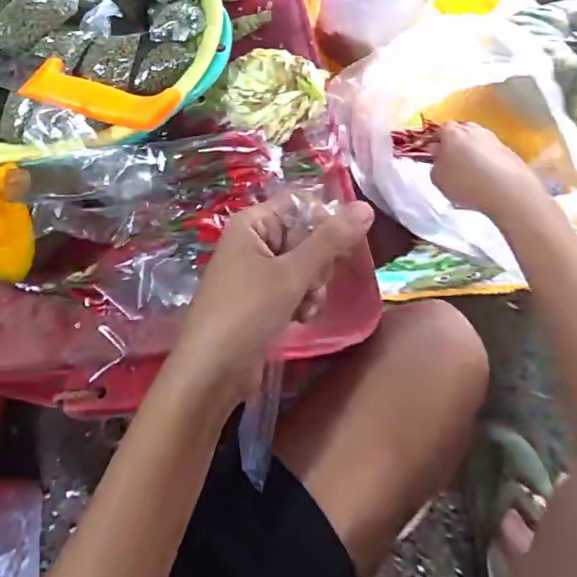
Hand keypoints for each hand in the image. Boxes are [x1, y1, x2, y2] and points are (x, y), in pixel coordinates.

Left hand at [168, 194, 373, 409]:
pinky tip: (299, 319)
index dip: (326, 221)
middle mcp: (254, 240)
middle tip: (314, 282)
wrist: (211, 372)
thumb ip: (330, 240)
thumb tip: (365, 207)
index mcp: (253, 222)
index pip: (301, 203)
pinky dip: (302, 302)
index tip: (344, 246)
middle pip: (305, 235)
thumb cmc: (247, 312)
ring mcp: (256, 270)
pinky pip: (294, 288)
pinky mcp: (262, 298)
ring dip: (312, 287)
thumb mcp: (292, 274)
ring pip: (305, 265)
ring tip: (304, 307)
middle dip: (318, 263)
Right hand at [430, 122, 545, 218]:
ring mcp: (493, 138)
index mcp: (451, 131)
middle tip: (452, 165)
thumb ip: (435, 166)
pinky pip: (491, 154)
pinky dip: (487, 163)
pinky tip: (487, 180)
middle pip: (459, 134)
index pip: (438, 132)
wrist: (508, 190)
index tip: (435, 158)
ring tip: (471, 175)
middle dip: (454, 146)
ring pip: (476, 143)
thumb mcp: (438, 180)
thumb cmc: (465, 183)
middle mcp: (472, 129)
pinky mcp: (509, 151)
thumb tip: (440, 160)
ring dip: (472, 154)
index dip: (435, 145)